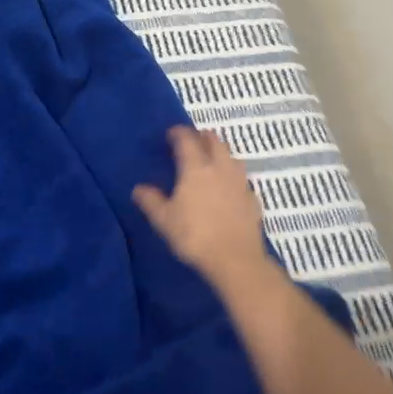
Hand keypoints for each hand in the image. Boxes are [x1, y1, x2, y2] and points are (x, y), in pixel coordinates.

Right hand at [133, 125, 272, 284]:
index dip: (177, 133)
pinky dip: (232, 176)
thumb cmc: (195, 235)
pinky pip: (242, 178)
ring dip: (220, 153)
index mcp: (196, 168)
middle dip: (202, 137)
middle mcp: (220, 168)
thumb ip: (150, 201)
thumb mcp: (164, 220)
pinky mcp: (253, 199)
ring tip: (210, 161)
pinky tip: (228, 188)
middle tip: (191, 143)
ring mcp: (240, 183)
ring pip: (231, 156)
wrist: (236, 261)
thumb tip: (139, 189)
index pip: (186, 139)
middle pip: (214, 141)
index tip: (170, 134)